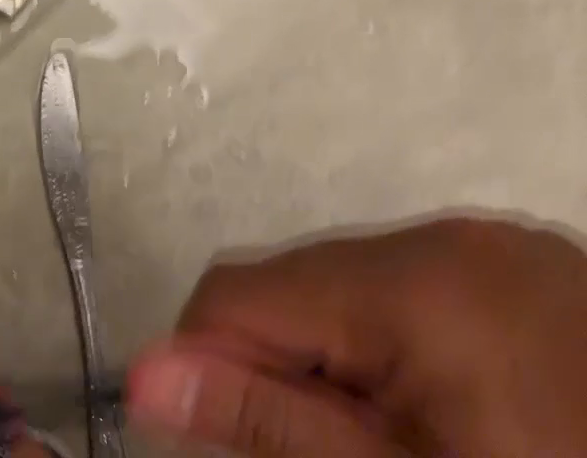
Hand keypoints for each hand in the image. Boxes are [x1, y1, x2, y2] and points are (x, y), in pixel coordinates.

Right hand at [124, 216, 586, 456]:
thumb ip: (267, 421)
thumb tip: (141, 379)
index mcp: (412, 281)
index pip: (232, 297)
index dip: (210, 365)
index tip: (233, 437)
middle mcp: (452, 240)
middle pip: (289, 286)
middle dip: (283, 362)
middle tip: (329, 450)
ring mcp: (503, 248)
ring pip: (345, 285)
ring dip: (336, 350)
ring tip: (393, 431)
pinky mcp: (534, 266)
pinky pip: (411, 285)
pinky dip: (396, 338)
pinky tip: (443, 402)